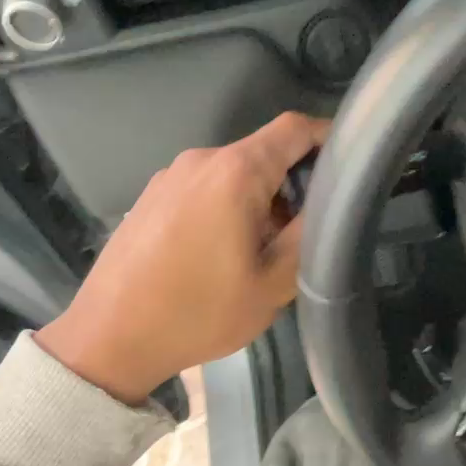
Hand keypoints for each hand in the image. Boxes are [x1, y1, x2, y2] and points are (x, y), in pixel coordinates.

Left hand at [36, 113, 327, 403]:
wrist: (114, 336)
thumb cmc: (201, 312)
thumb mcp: (273, 285)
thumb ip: (309, 237)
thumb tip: (329, 206)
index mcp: (236, 173)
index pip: (294, 129)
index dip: (329, 138)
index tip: (352, 168)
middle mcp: (202, 160)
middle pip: (265, 153)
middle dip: (296, 185)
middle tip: (312, 232)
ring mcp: (171, 175)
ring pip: (235, 174)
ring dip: (263, 201)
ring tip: (269, 252)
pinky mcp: (153, 196)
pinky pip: (206, 189)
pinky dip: (231, 209)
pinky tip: (228, 255)